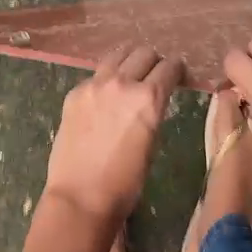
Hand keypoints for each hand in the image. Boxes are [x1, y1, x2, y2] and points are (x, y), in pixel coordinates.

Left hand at [41, 45, 183, 222]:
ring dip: (129, 61)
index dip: (176, 69)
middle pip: (144, 53)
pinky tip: (104, 97)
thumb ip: (153, 111)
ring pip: (118, 54)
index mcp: (149, 98)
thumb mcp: (152, 143)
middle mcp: (123, 83)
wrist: (80, 198)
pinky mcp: (75, 92)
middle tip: (153, 75)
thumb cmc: (124, 183)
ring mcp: (95, 84)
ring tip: (129, 74)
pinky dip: (105, 80)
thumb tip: (153, 99)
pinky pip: (95, 75)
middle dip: (153, 62)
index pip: (169, 67)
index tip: (176, 73)